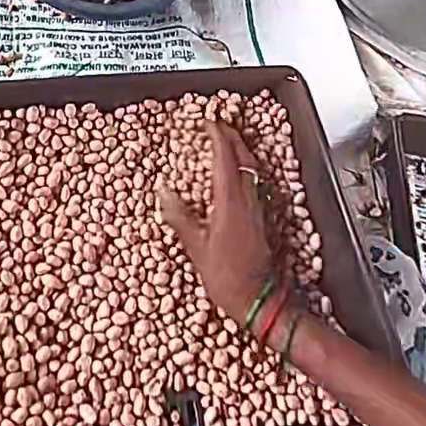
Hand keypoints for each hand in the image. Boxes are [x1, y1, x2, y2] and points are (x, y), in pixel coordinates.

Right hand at [156, 121, 274, 322]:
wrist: (259, 301)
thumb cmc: (226, 278)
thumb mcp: (196, 248)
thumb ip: (180, 217)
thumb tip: (164, 191)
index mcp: (230, 203)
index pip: (225, 159)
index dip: (217, 137)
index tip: (208, 123)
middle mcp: (247, 201)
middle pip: (243, 158)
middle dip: (232, 137)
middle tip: (218, 125)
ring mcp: (257, 209)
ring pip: (251, 169)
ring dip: (239, 151)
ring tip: (226, 142)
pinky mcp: (260, 219)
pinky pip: (253, 182)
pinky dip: (243, 168)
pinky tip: (236, 174)